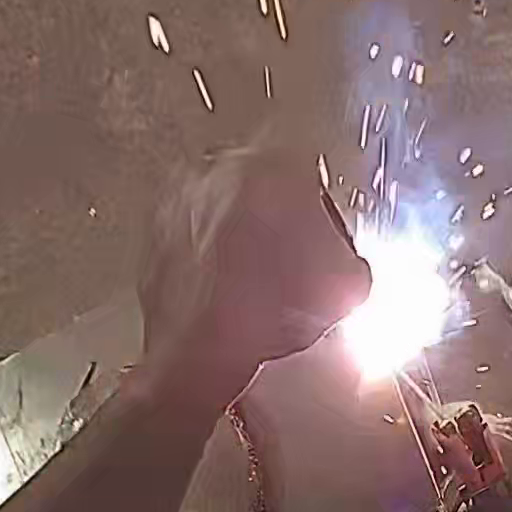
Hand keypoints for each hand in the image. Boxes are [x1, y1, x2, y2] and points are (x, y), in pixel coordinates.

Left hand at [140, 148, 371, 396]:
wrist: (204, 346)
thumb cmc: (275, 310)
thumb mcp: (348, 290)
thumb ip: (355, 263)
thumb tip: (349, 265)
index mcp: (279, 168)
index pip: (313, 174)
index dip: (323, 215)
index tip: (323, 240)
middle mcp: (225, 165)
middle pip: (265, 185)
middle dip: (280, 218)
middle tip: (292, 259)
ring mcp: (184, 192)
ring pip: (228, 204)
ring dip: (244, 232)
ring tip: (257, 278)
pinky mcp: (156, 224)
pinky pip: (196, 229)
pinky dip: (211, 251)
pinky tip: (227, 287)